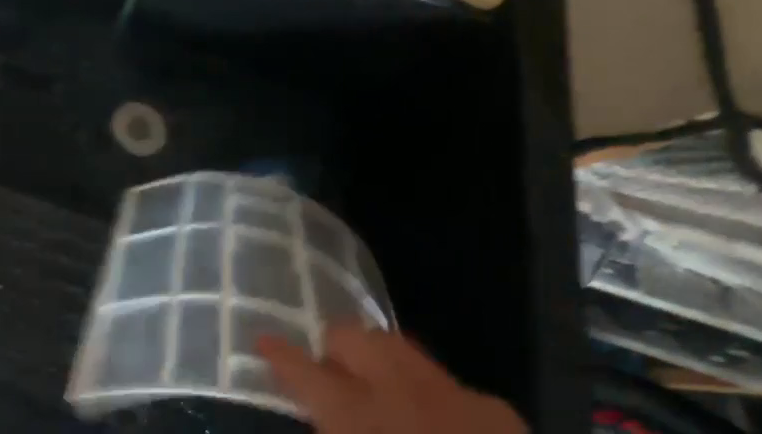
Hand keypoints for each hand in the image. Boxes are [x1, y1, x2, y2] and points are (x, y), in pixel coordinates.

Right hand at [258, 327, 526, 433]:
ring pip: (399, 347)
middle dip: (334, 350)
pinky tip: (441, 425)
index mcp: (353, 415)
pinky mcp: (497, 409)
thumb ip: (330, 427)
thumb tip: (318, 418)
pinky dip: (435, 397)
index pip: (300, 368)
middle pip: (350, 337)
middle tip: (329, 377)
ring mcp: (451, 394)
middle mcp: (396, 390)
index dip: (278, 355)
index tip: (263, 344)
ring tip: (377, 388)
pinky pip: (452, 385)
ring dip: (379, 361)